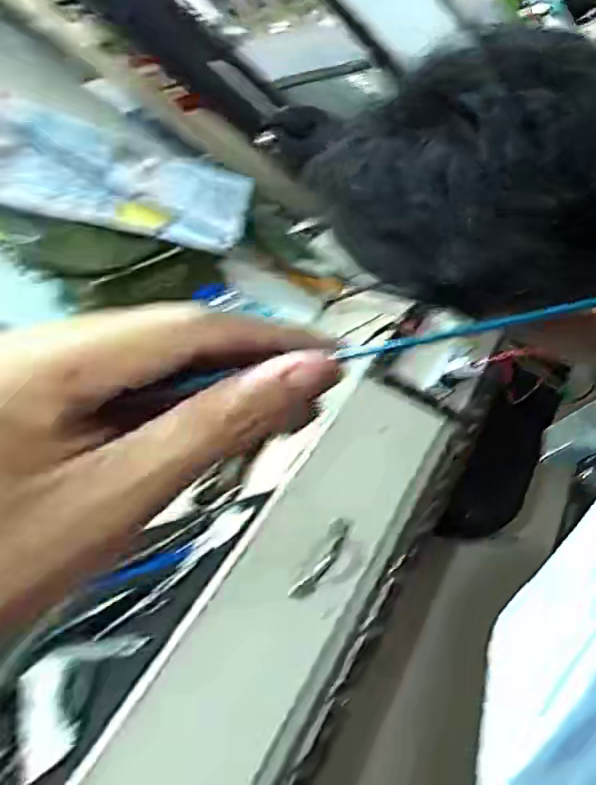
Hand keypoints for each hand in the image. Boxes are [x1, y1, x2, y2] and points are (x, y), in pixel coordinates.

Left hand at [1, 305, 340, 469]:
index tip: (338, 359)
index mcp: (35, 365)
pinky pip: (95, 385)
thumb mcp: (120, 493)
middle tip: (304, 400)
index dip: (278, 337)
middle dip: (245, 365)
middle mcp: (10, 355)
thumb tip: (316, 369)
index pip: (194, 325)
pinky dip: (155, 404)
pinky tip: (181, 432)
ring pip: (132, 361)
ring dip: (205, 386)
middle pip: (162, 338)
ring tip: (254, 421)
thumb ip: (224, 421)